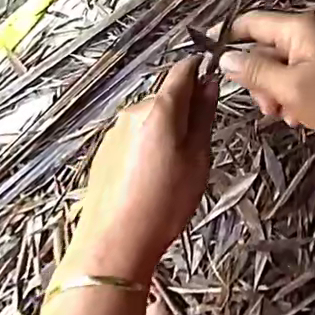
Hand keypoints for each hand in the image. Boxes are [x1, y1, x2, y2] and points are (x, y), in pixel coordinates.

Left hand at [63, 56, 215, 281]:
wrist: (114, 245)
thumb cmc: (160, 205)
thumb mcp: (198, 158)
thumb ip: (204, 115)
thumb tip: (209, 86)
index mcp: (161, 108)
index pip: (183, 70)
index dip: (200, 70)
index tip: (210, 77)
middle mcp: (134, 112)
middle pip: (167, 96)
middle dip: (185, 109)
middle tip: (199, 141)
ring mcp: (116, 131)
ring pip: (150, 117)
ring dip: (165, 130)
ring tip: (174, 168)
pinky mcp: (104, 151)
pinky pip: (134, 136)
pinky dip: (147, 146)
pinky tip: (152, 177)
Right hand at [219, 11, 314, 147]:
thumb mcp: (289, 89)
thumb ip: (255, 72)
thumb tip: (224, 57)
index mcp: (297, 28)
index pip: (250, 22)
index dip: (227, 36)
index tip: (207, 56)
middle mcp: (304, 32)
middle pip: (262, 49)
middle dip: (258, 80)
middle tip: (268, 106)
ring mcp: (314, 49)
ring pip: (276, 67)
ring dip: (274, 92)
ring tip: (286, 114)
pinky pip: (292, 77)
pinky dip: (289, 95)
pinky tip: (298, 115)